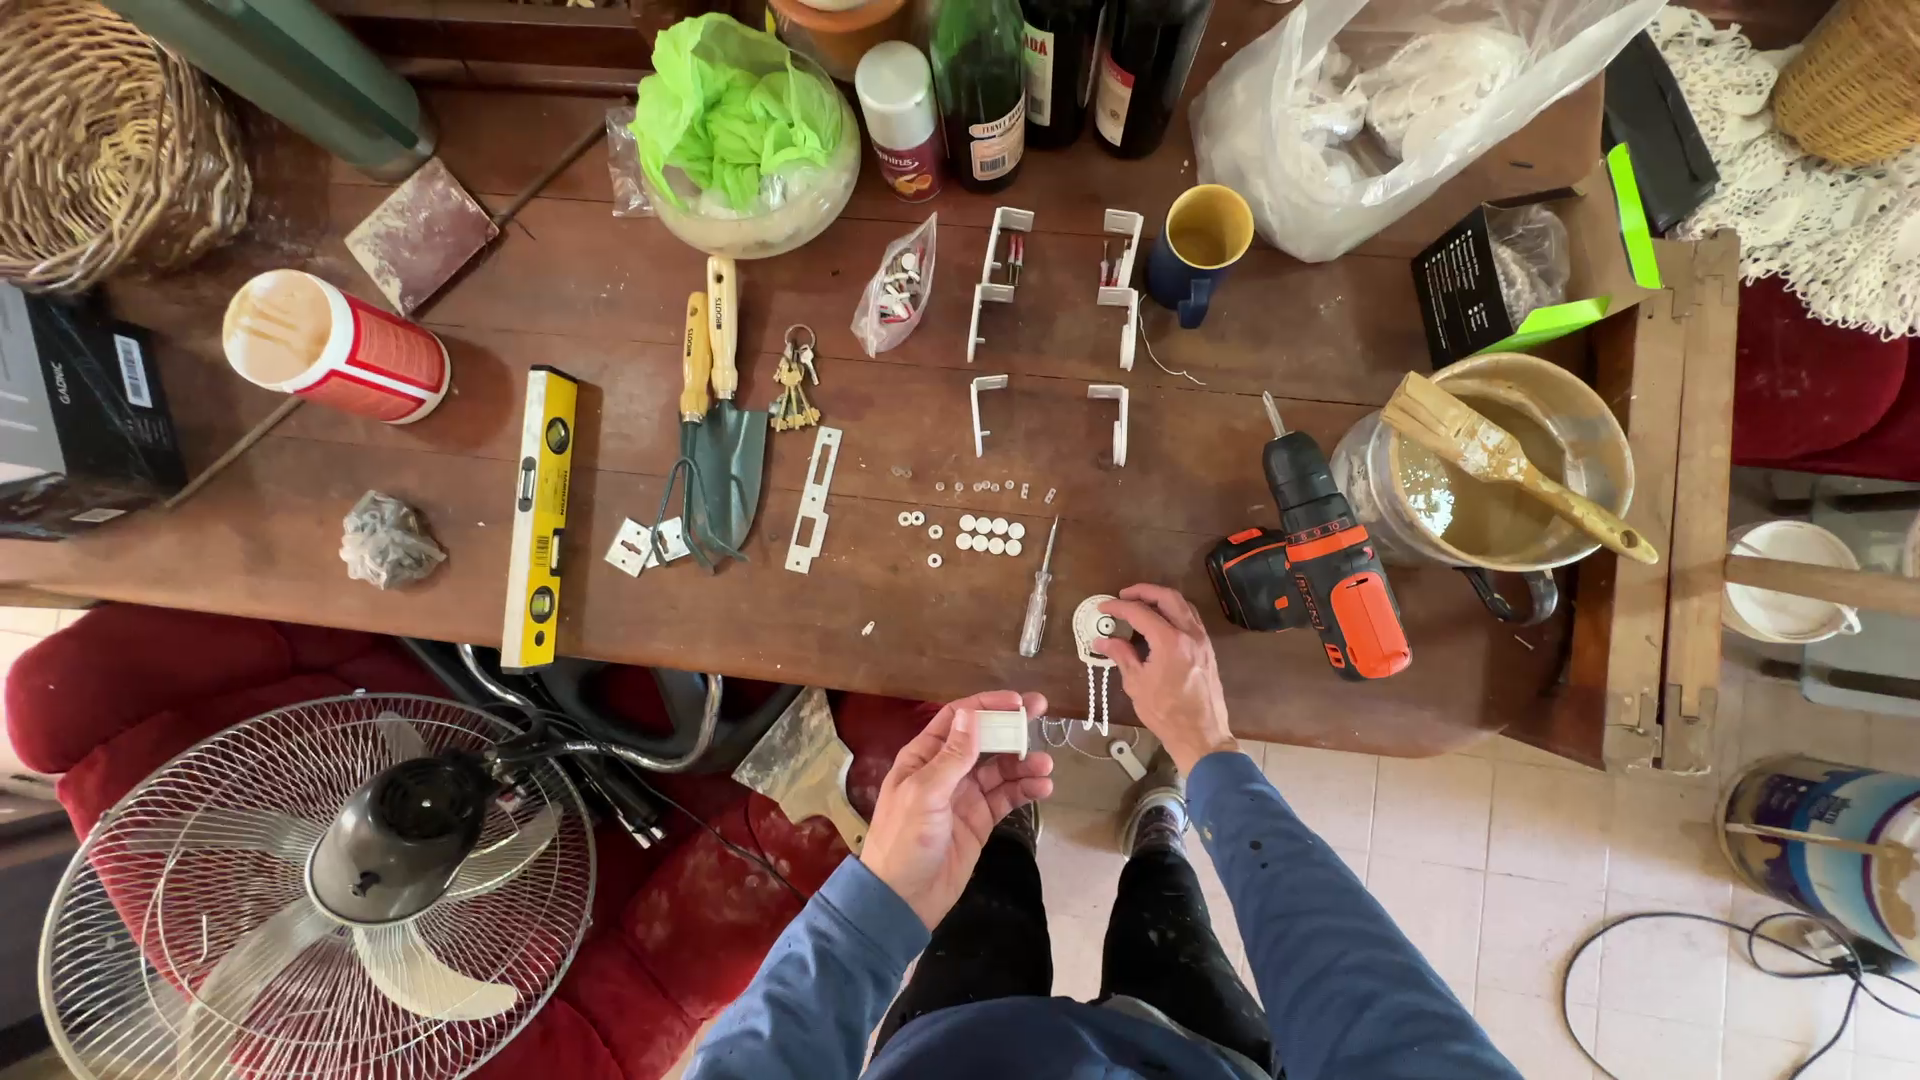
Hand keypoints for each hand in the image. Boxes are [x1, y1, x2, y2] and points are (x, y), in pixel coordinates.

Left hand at [861, 691, 1054, 929]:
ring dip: (1023, 763)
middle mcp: (946, 770)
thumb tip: (970, 714)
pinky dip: (1024, 790)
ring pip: (1000, 768)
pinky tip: (1042, 788)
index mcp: (924, 757)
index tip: (1015, 701)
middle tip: (1041, 710)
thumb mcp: (925, 793)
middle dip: (1011, 726)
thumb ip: (952, 756)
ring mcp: (965, 795)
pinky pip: (1005, 797)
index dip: (985, 706)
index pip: (958, 718)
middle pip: (984, 738)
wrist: (903, 899)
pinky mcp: (980, 820)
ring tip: (1046, 766)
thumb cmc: (904, 839)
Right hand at [1098, 584, 1238, 773]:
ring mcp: (1202, 640)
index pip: (1140, 612)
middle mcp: (1190, 634)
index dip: (1118, 606)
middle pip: (1168, 597)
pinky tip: (1159, 623)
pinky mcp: (1207, 650)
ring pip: (1183, 605)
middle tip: (1124, 596)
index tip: (1103, 607)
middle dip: (1144, 591)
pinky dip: (1173, 612)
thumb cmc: (1165, 712)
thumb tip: (1103, 640)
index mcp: (1170, 641)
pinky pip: (1191, 619)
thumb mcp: (1136, 684)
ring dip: (1161, 599)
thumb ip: (1121, 655)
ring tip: (1141, 605)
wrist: (1201, 735)